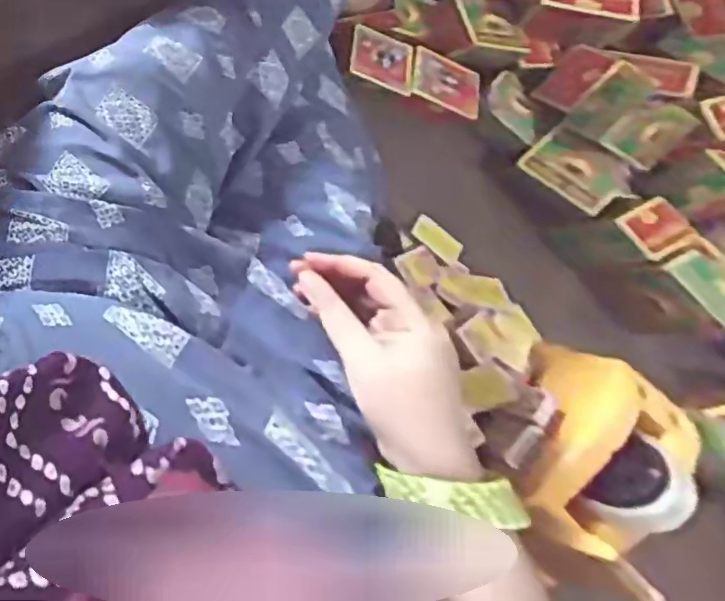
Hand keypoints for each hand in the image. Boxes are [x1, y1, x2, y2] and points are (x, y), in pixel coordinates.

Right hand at [291, 253, 481, 480]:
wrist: (430, 464)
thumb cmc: (396, 404)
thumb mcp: (359, 355)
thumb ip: (332, 312)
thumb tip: (305, 276)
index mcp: (416, 319)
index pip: (375, 275)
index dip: (337, 263)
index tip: (303, 260)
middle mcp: (416, 323)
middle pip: (372, 287)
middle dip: (333, 277)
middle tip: (295, 272)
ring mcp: (408, 341)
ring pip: (368, 305)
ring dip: (335, 295)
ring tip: (301, 289)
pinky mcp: (399, 357)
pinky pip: (369, 324)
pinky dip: (344, 316)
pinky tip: (319, 312)